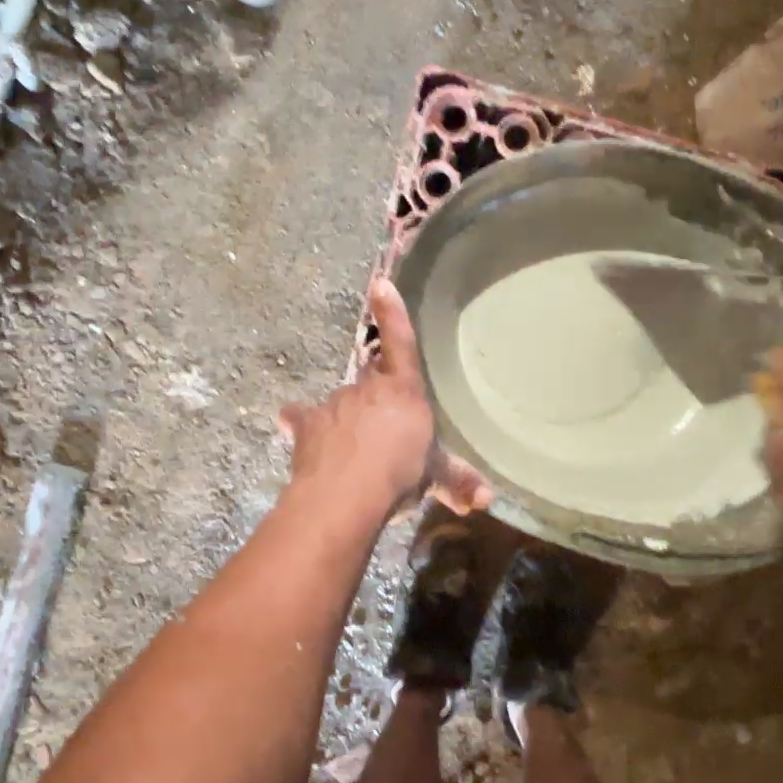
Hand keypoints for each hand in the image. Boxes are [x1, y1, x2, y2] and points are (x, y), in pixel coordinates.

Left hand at [278, 278, 492, 514]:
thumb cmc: (398, 475)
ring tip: (351, 455)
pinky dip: (301, 425)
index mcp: (403, 392)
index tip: (379, 282)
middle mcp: (367, 389)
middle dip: (376, 402)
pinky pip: (303, 419)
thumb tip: (487, 500)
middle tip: (384, 435)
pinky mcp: (306, 425)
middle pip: (371, 383)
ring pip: (341, 405)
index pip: (400, 343)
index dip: (392, 313)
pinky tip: (295, 434)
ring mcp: (334, 405)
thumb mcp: (432, 478)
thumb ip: (457, 481)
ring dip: (347, 420)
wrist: (345, 496)